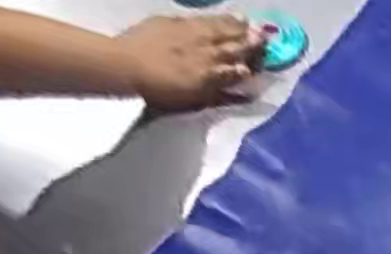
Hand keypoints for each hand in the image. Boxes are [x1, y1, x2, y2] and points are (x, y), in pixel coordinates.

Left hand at [115, 15, 261, 109]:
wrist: (125, 66)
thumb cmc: (163, 91)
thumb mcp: (198, 97)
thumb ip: (224, 91)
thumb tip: (247, 81)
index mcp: (211, 69)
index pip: (238, 60)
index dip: (252, 54)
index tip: (266, 48)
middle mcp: (202, 48)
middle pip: (228, 41)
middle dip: (246, 37)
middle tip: (262, 31)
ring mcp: (184, 33)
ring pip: (214, 28)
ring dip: (230, 25)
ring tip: (243, 19)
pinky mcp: (166, 24)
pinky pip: (193, 20)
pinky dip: (207, 20)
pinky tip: (213, 18)